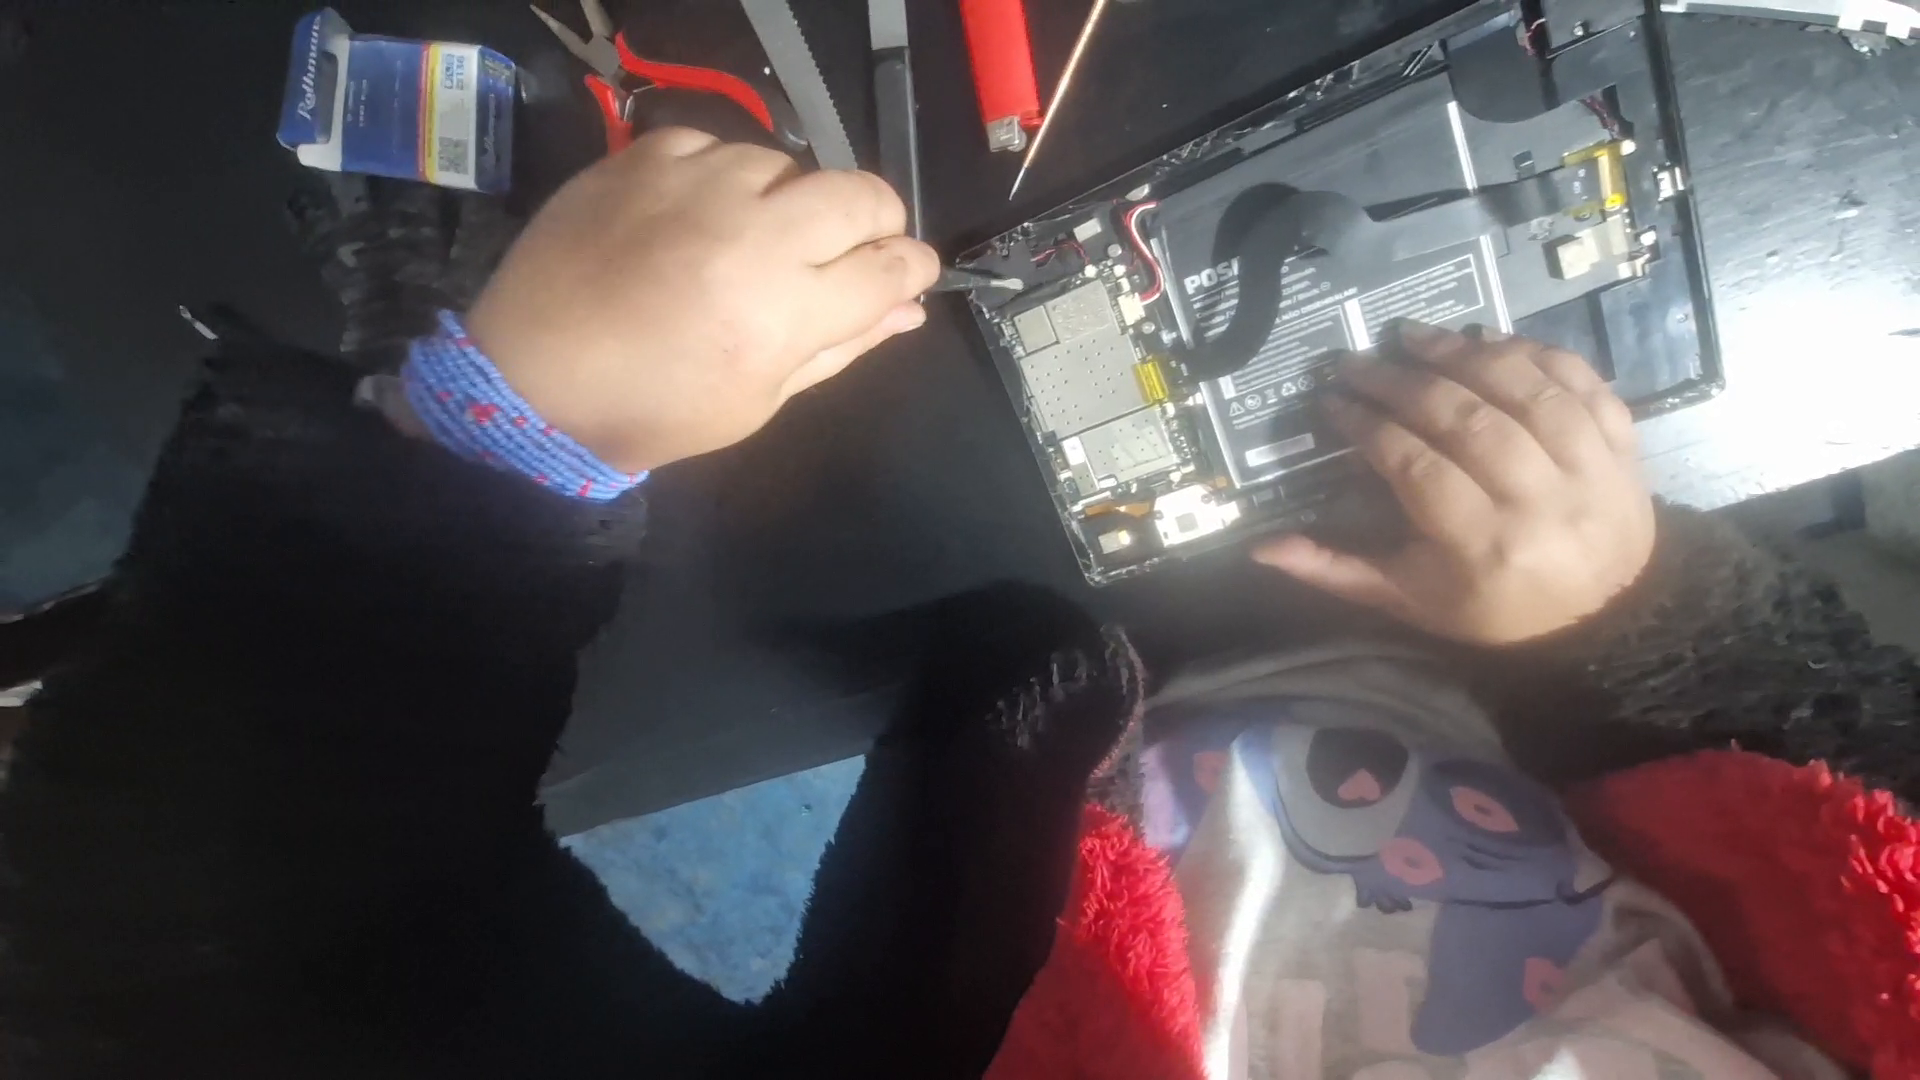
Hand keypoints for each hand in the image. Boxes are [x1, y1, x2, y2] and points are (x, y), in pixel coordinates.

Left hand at [464, 128, 939, 472]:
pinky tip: (711, 216)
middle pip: (859, 196)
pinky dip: (733, 179)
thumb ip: (843, 346)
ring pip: (791, 165)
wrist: (534, 379)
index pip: (887, 269)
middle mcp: (749, 235)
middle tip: (864, 249)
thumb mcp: (763, 398)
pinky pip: (722, 146)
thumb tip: (907, 311)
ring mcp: (694, 185)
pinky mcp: (645, 157)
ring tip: (768, 239)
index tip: (915, 273)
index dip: (914, 269)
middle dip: (882, 220)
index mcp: (783, 313)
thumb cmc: (661, 409)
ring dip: (799, 202)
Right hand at [1253, 323, 1654, 644]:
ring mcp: (1592, 469)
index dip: (1369, 427)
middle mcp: (1541, 501)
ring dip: (1464, 354)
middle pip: (1467, 421)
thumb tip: (1259, 549)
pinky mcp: (1625, 447)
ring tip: (1414, 335)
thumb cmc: (1488, 608)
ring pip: (1525, 392)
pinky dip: (1535, 354)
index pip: (1417, 467)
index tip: (1332, 401)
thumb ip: (1331, 570)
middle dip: (1403, 383)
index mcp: (1480, 545)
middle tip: (1357, 362)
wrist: (1608, 618)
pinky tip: (1489, 339)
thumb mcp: (1402, 599)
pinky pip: (1583, 384)